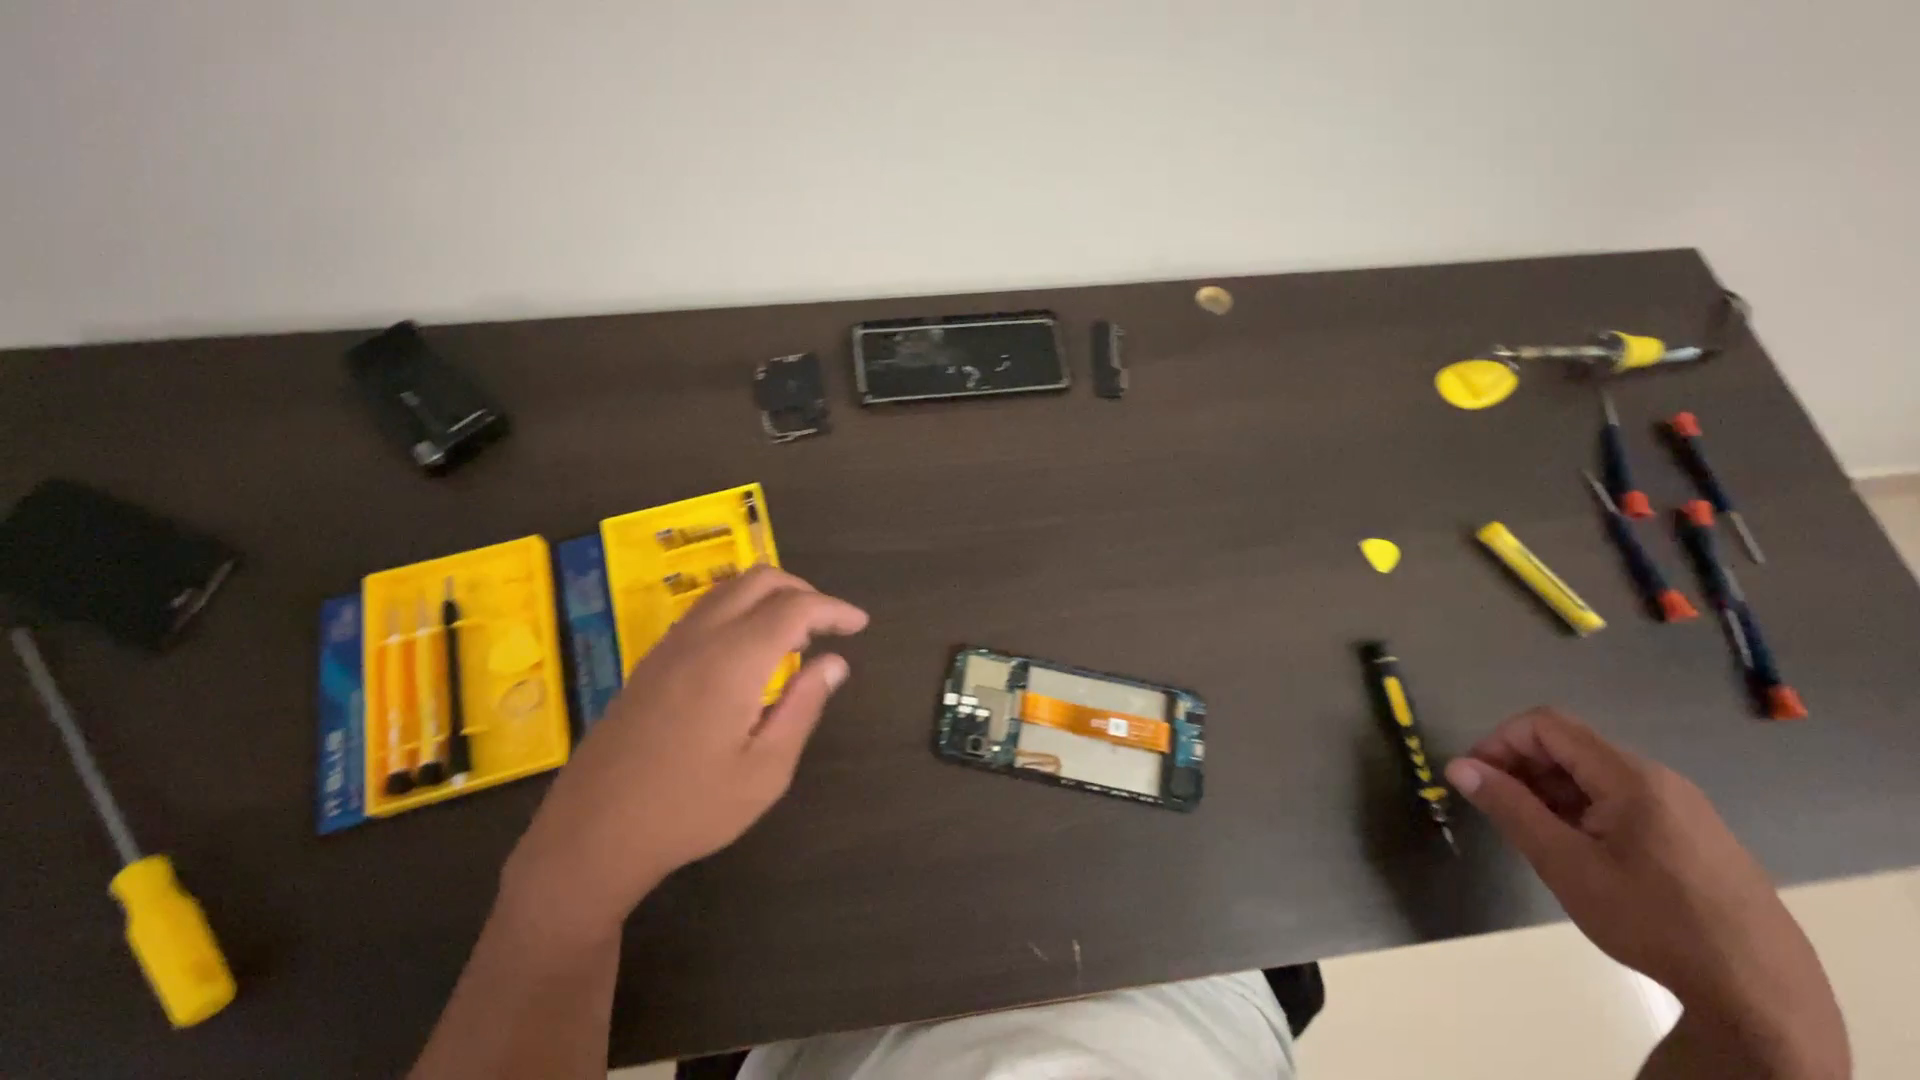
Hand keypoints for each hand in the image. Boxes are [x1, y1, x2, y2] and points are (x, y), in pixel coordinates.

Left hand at [500, 566, 867, 939]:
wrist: (592, 833)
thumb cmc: (689, 809)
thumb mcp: (764, 770)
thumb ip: (802, 707)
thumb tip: (834, 663)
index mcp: (732, 660)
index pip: (794, 608)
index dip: (834, 609)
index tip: (860, 626)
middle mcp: (699, 638)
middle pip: (758, 581)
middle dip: (803, 590)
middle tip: (830, 625)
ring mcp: (667, 648)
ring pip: (726, 590)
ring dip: (768, 597)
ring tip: (796, 636)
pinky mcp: (649, 664)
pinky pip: (703, 612)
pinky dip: (739, 611)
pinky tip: (749, 653)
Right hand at [1444, 709, 1837, 1030]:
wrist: (1760, 990)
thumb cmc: (1651, 920)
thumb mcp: (1565, 864)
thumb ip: (1510, 808)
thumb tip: (1459, 767)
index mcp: (1629, 776)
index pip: (1546, 725)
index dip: (1499, 742)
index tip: (1474, 781)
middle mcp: (1658, 778)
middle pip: (1571, 747)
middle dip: (1521, 768)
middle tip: (1496, 812)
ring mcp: (1682, 807)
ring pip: (1595, 776)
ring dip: (1550, 792)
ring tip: (1534, 838)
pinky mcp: (1694, 835)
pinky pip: (1622, 802)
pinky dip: (1583, 811)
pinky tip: (1580, 854)